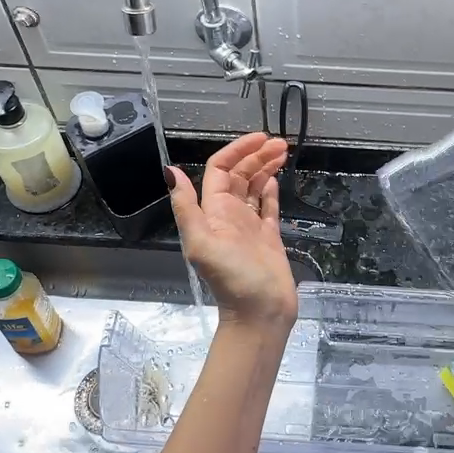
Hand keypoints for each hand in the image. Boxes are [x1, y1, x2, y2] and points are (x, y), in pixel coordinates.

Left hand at [166, 132, 297, 327]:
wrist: (259, 313)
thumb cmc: (232, 279)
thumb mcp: (202, 242)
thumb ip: (186, 207)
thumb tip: (170, 171)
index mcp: (212, 213)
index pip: (221, 170)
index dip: (237, 151)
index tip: (260, 139)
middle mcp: (230, 216)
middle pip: (240, 175)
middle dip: (257, 156)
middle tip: (280, 143)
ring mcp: (249, 227)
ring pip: (255, 187)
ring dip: (266, 168)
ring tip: (284, 152)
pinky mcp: (268, 238)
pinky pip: (268, 208)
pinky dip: (270, 191)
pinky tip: (275, 179)